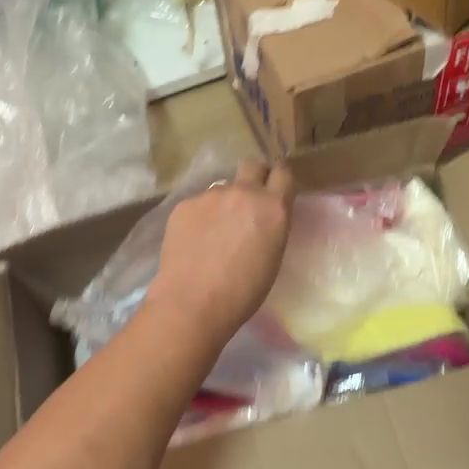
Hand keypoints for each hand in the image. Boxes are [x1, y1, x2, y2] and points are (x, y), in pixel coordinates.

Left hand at [143, 160, 294, 347]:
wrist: (193, 302)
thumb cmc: (243, 293)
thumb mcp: (272, 258)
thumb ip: (271, 227)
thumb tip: (261, 218)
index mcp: (273, 208)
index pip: (284, 173)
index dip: (279, 180)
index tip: (276, 190)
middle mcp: (243, 193)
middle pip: (252, 165)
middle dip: (254, 177)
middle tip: (248, 202)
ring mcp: (210, 196)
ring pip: (222, 189)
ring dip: (224, 203)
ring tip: (215, 233)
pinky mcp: (184, 205)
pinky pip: (198, 204)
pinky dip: (200, 217)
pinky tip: (194, 242)